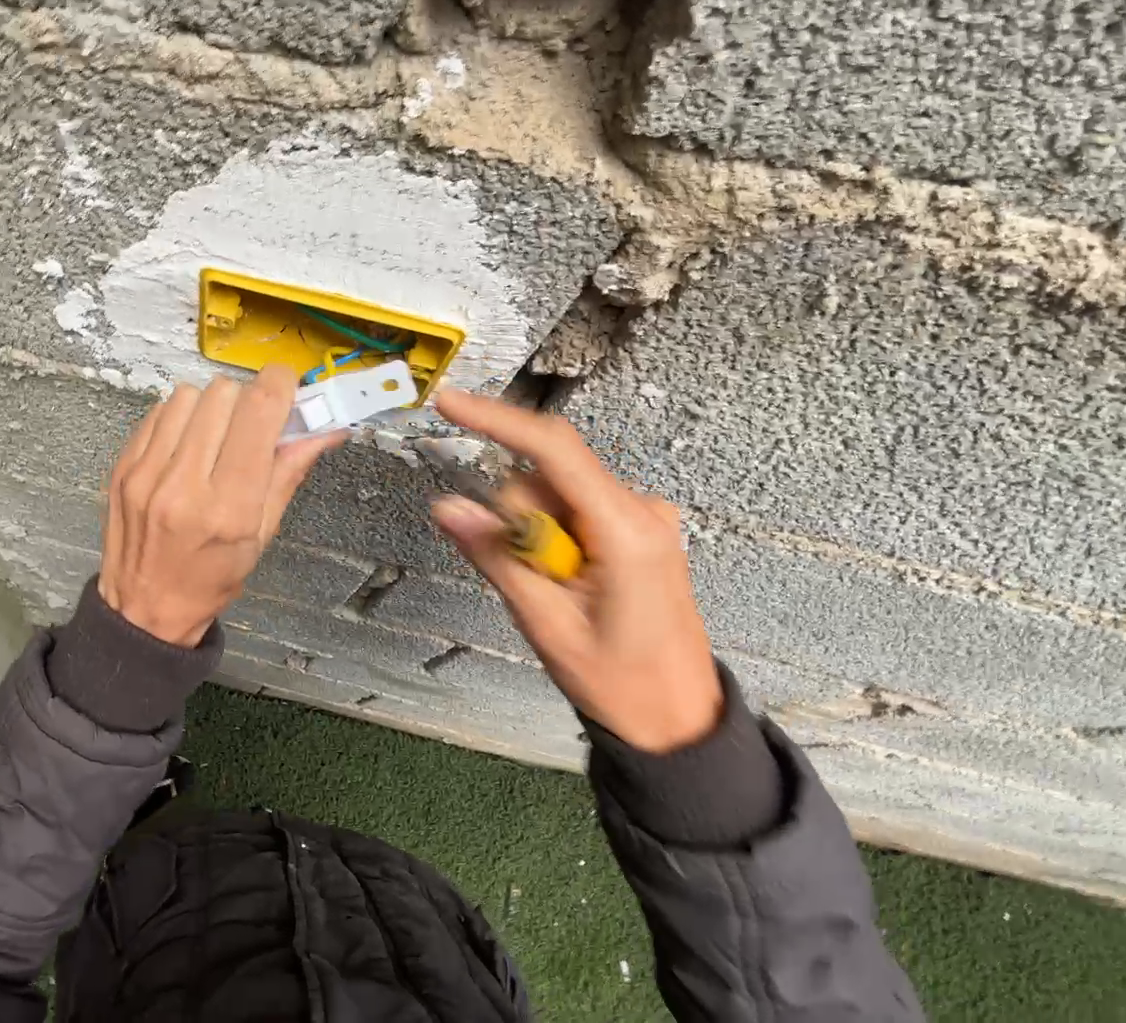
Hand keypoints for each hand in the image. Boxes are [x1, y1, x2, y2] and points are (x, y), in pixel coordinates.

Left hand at [100, 366, 344, 646]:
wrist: (144, 608)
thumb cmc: (211, 579)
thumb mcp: (262, 535)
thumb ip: (289, 472)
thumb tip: (326, 428)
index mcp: (228, 508)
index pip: (258, 413)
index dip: (281, 385)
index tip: (288, 387)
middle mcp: (183, 484)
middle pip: (224, 394)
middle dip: (247, 401)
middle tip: (252, 427)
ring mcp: (145, 473)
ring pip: (188, 394)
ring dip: (211, 406)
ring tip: (216, 437)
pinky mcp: (122, 465)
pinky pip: (158, 411)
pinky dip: (180, 418)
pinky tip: (187, 446)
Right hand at [430, 390, 720, 753]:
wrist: (678, 719)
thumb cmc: (621, 682)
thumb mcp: (546, 623)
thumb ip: (495, 556)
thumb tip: (447, 507)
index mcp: (626, 529)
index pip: (553, 451)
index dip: (496, 421)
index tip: (449, 405)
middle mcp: (640, 509)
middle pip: (545, 476)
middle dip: (516, 520)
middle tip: (530, 582)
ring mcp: (640, 517)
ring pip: (552, 494)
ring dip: (532, 535)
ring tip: (554, 593)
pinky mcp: (633, 529)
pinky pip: (569, 510)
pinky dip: (550, 539)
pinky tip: (565, 582)